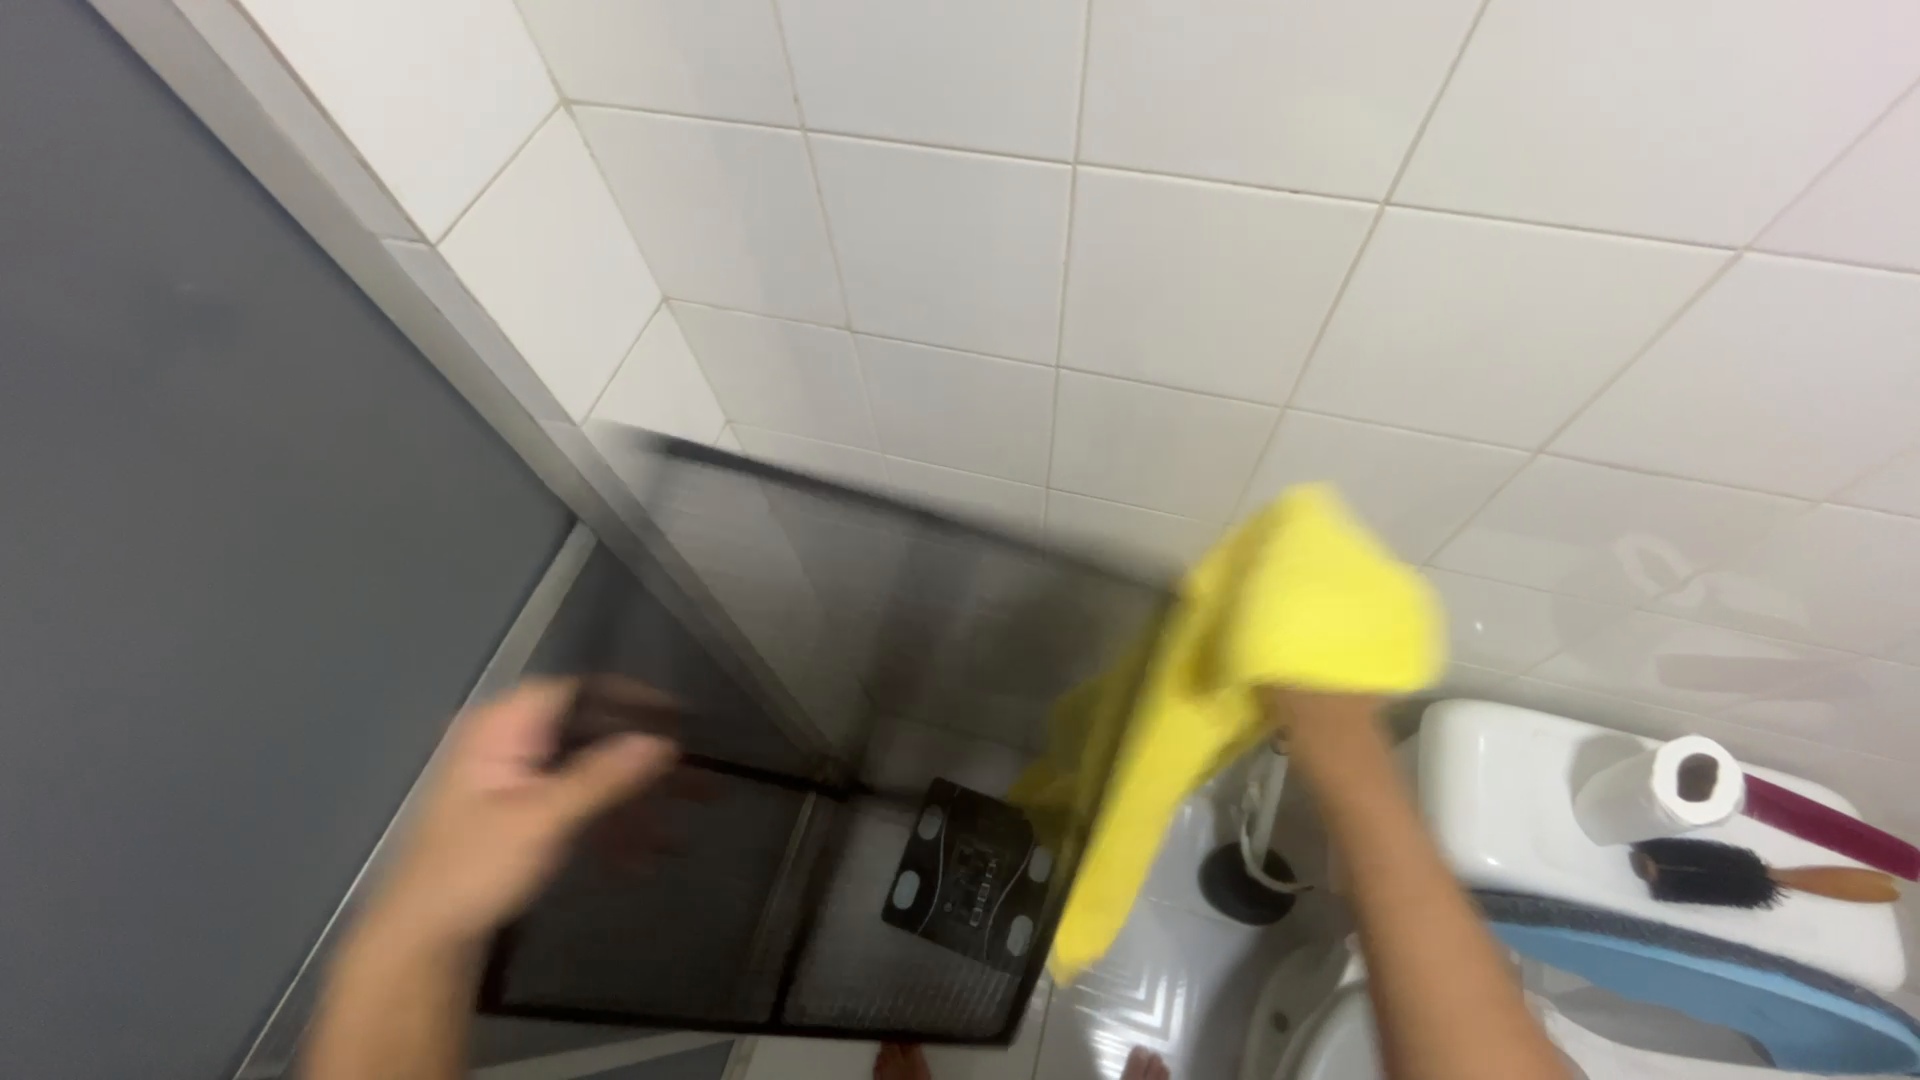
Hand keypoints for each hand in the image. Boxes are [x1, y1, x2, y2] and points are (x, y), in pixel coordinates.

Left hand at [367, 678, 678, 952]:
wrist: (418, 944)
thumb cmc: (473, 870)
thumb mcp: (544, 820)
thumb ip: (604, 776)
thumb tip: (664, 742)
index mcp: (504, 727)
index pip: (580, 691)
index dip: (633, 698)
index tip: (681, 717)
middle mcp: (512, 742)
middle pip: (595, 736)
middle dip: (647, 766)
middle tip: (698, 782)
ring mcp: (518, 779)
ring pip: (594, 775)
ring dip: (637, 805)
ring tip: (679, 837)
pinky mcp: (524, 813)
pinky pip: (580, 805)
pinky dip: (610, 828)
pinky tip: (639, 862)